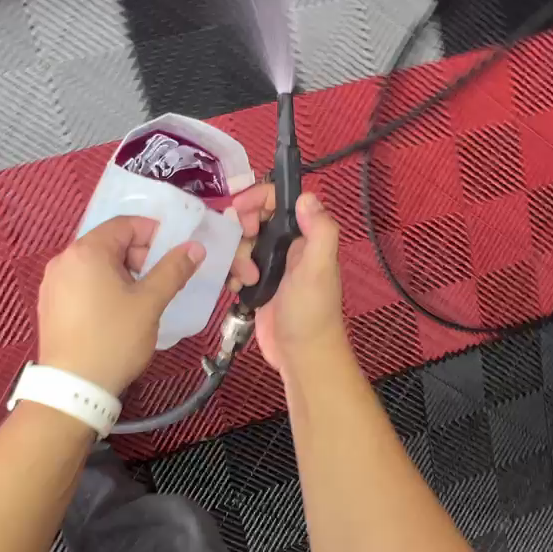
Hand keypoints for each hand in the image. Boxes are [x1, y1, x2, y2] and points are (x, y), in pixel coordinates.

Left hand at [37, 216, 206, 393]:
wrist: (74, 387)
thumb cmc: (114, 339)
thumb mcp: (149, 303)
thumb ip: (173, 270)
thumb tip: (194, 247)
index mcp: (87, 251)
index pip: (124, 225)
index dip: (153, 233)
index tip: (173, 253)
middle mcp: (64, 260)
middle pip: (108, 243)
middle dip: (138, 256)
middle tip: (159, 281)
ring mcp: (52, 283)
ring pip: (95, 265)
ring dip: (122, 274)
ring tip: (140, 300)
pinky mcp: (50, 305)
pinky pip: (81, 284)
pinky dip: (102, 288)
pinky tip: (115, 314)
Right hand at [233, 191, 346, 372]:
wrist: (301, 355)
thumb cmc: (311, 313)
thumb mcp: (318, 268)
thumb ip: (319, 230)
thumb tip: (305, 196)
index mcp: (305, 237)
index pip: (280, 201)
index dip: (257, 198)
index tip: (239, 210)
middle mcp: (288, 247)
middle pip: (255, 219)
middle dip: (242, 231)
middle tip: (245, 248)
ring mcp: (271, 266)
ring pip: (242, 244)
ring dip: (237, 258)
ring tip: (247, 280)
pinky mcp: (258, 285)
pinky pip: (236, 267)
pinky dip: (233, 275)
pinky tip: (238, 289)